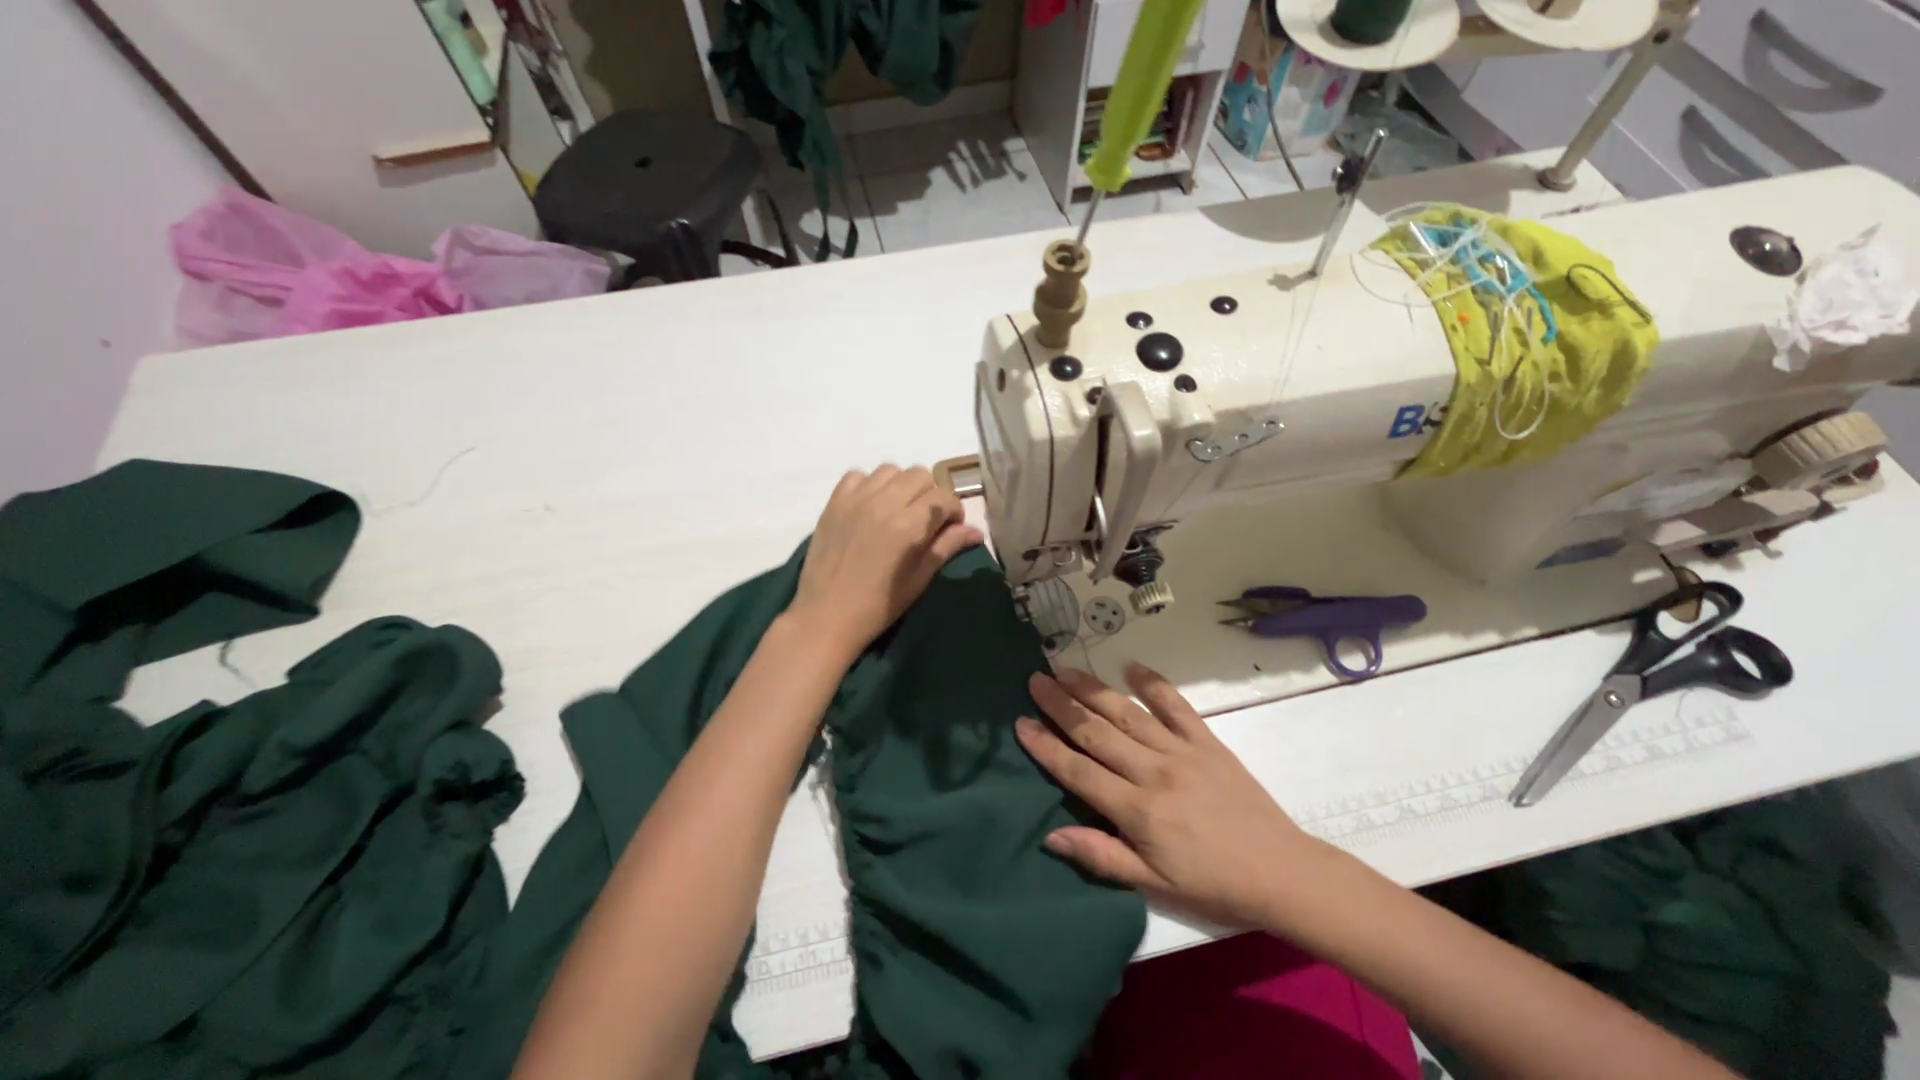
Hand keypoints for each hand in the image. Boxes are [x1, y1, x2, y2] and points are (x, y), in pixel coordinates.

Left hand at [787, 465, 983, 661]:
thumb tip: (976, 531)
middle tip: (926, 519)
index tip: (951, 527)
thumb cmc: (878, 606)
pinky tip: (871, 506)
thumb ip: (947, 547)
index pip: (943, 497)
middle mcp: (883, 502)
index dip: (954, 511)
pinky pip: (857, 475)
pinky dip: (870, 484)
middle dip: (930, 493)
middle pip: (919, 474)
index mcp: (908, 525)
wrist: (826, 616)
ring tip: (898, 509)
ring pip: (890, 470)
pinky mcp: (834, 502)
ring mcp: (855, 499)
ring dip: (901, 485)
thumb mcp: (919, 579)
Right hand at [1016, 664, 1327, 927]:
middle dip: (1061, 706)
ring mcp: (1182, 752)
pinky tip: (1131, 668)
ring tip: (1065, 670)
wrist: (1281, 872)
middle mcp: (1154, 772)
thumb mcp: (1153, 884)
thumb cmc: (1212, 885)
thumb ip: (1101, 856)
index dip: (1047, 747)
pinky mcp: (1208, 742)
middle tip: (1034, 680)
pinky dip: (1154, 684)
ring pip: (1128, 714)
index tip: (1020, 723)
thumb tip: (1051, 835)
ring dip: (1094, 690)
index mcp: (1138, 811)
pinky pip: (1177, 706)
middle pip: (1097, 732)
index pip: (1079, 772)